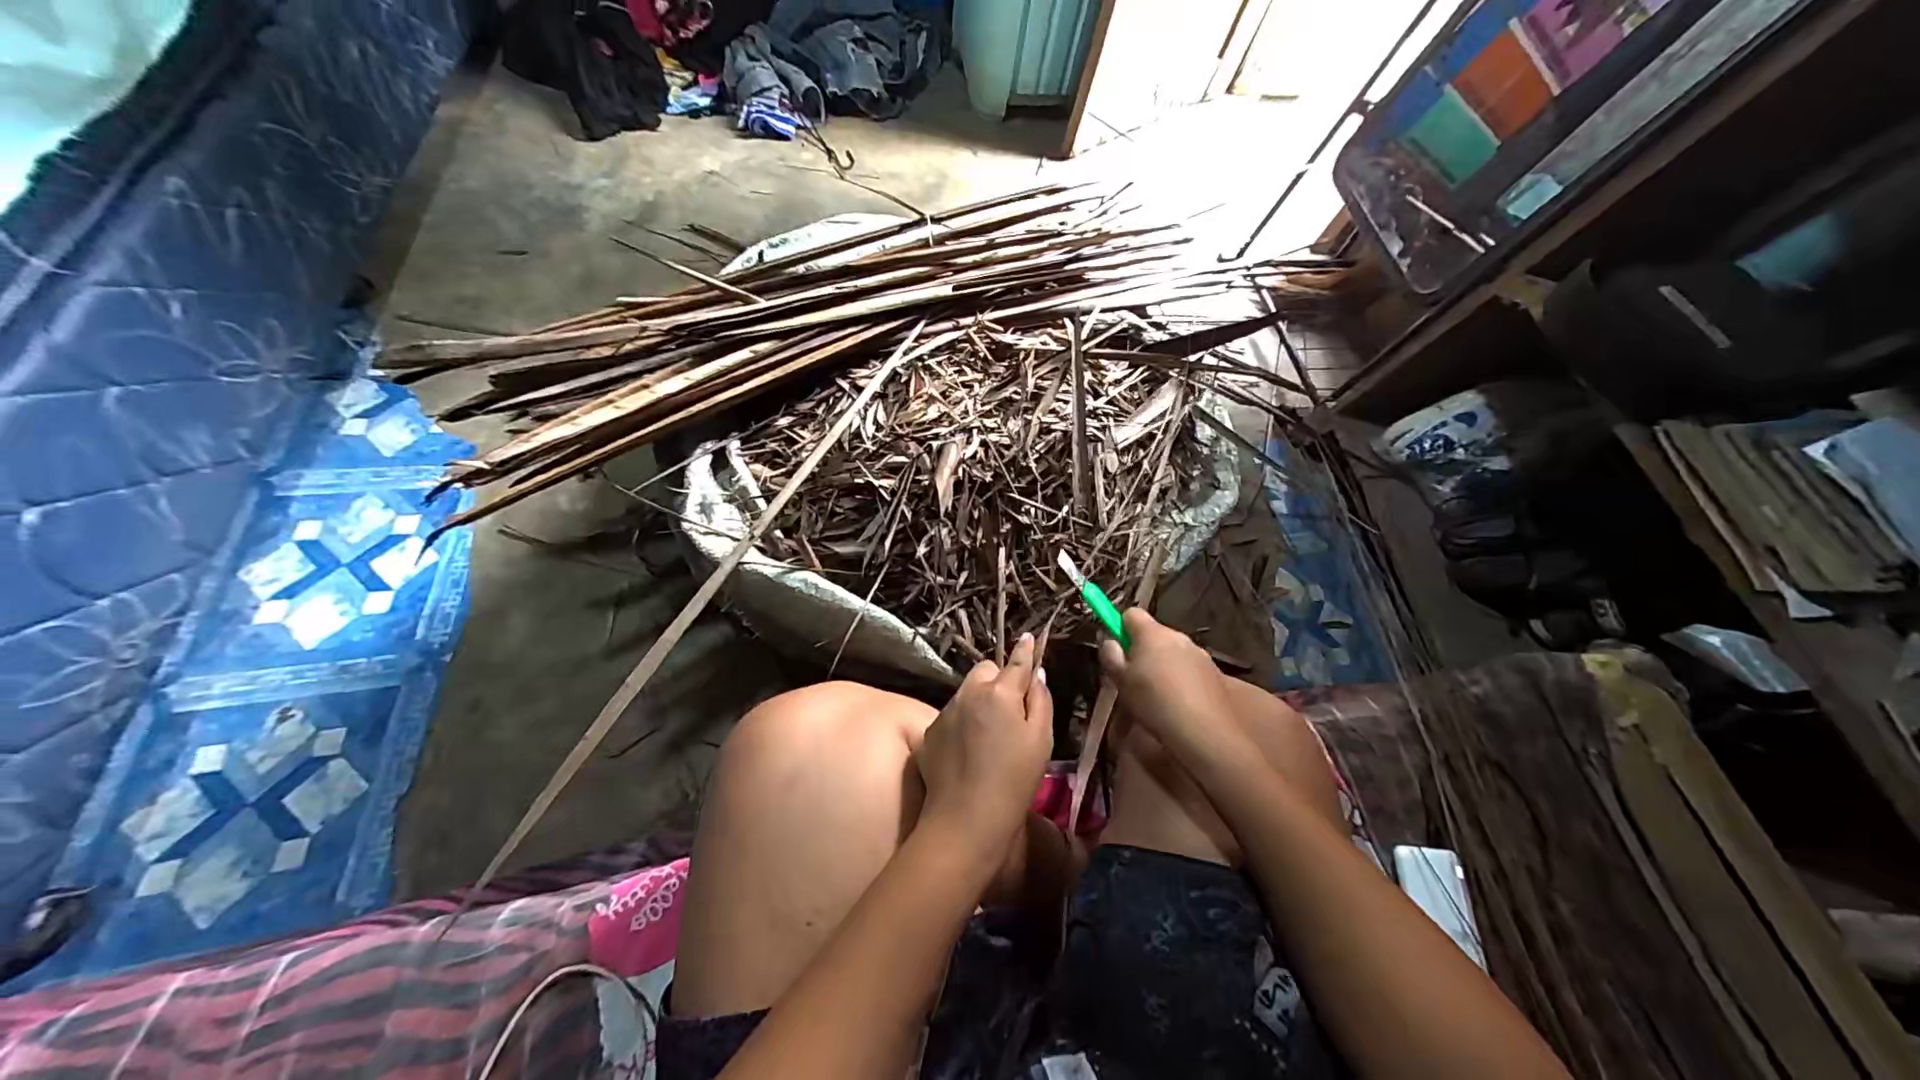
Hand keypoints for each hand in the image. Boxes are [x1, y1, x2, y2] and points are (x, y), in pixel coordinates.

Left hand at [912, 634, 1052, 857]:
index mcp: (999, 692)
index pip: (1016, 662)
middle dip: (998, 681)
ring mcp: (945, 712)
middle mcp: (968, 693)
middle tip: (1011, 710)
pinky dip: (961, 723)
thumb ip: (1040, 700)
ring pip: (966, 692)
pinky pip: (950, 715)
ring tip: (989, 736)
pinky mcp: (930, 732)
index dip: (1025, 651)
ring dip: (978, 701)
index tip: (1029, 639)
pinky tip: (969, 751)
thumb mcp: (1041, 740)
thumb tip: (1035, 674)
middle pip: (985, 671)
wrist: (966, 820)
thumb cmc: (1014, 781)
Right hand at [1098, 609, 1250, 769]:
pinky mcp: (1215, 674)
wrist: (1203, 730)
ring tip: (1156, 694)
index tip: (1115, 649)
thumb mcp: (1121, 681)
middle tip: (1132, 677)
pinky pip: (1190, 669)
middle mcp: (1179, 637)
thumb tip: (1109, 642)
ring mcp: (1200, 654)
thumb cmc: (1153, 701)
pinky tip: (1178, 702)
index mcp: (1152, 633)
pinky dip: (1182, 679)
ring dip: (1163, 665)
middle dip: (1143, 650)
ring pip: (1174, 652)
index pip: (1131, 614)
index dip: (1120, 628)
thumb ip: (1111, 657)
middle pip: (1154, 634)